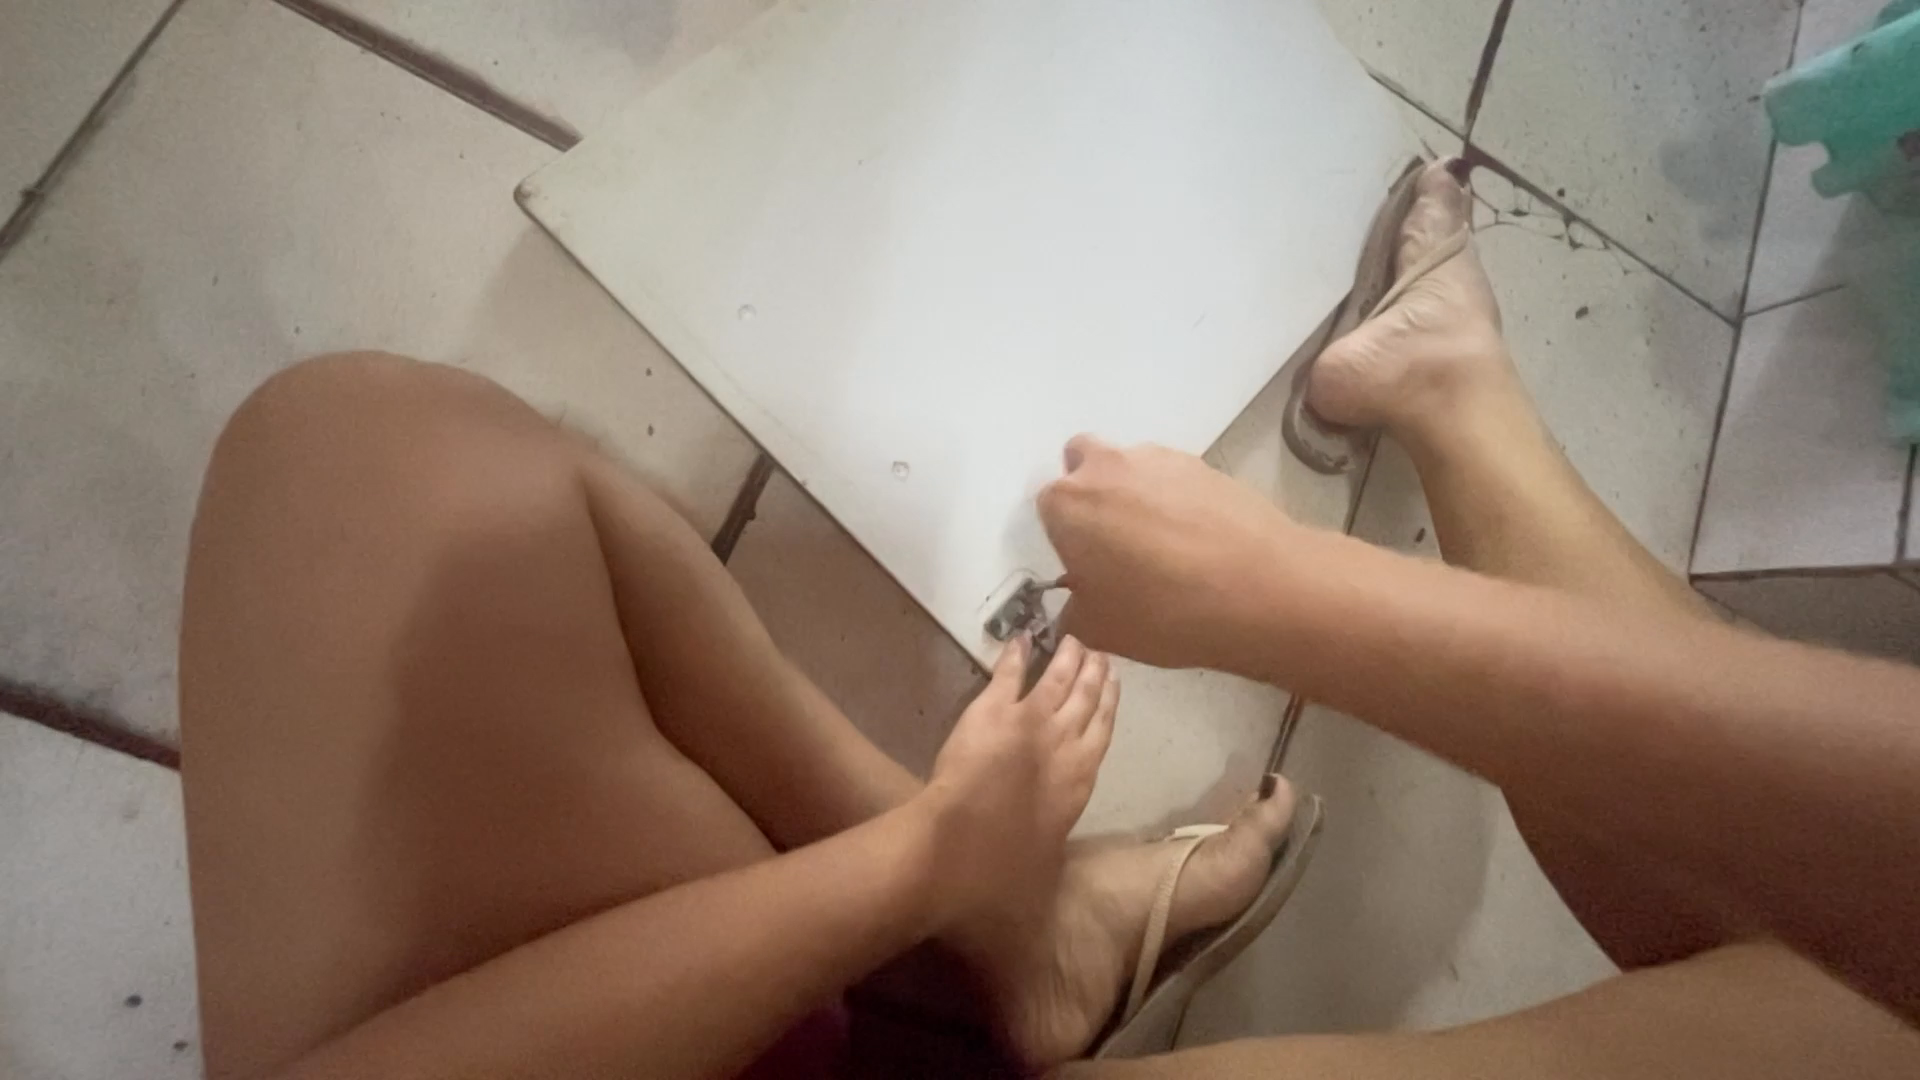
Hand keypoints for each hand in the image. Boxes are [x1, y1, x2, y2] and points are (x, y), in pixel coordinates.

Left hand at [920, 635, 1117, 925]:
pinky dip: (1017, 654)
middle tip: (1101, 654)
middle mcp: (1064, 741)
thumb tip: (1055, 825)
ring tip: (1075, 641)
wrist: (968, 838)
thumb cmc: (1006, 859)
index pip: (1103, 730)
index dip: (1110, 703)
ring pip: (1058, 680)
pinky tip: (1022, 639)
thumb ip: (1055, 820)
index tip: (1114, 683)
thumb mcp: (1046, 845)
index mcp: (1080, 777)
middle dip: (1094, 674)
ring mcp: (1032, 719)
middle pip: (1086, 699)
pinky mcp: (997, 707)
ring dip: (1067, 659)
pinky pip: (1011, 673)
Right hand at [1036, 436, 1299, 670]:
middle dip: (1089, 491)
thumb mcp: (1098, 630)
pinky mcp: (1203, 463)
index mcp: (1068, 504)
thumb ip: (1071, 612)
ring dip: (1132, 491)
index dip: (1063, 535)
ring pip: (1129, 465)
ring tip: (1163, 542)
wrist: (1260, 590)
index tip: (1085, 563)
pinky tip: (1196, 537)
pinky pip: (1172, 476)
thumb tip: (1074, 605)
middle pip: (1081, 462)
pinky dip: (1174, 497)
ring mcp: (1158, 459)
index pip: (1047, 507)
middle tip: (1113, 539)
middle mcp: (1105, 467)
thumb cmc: (1162, 611)